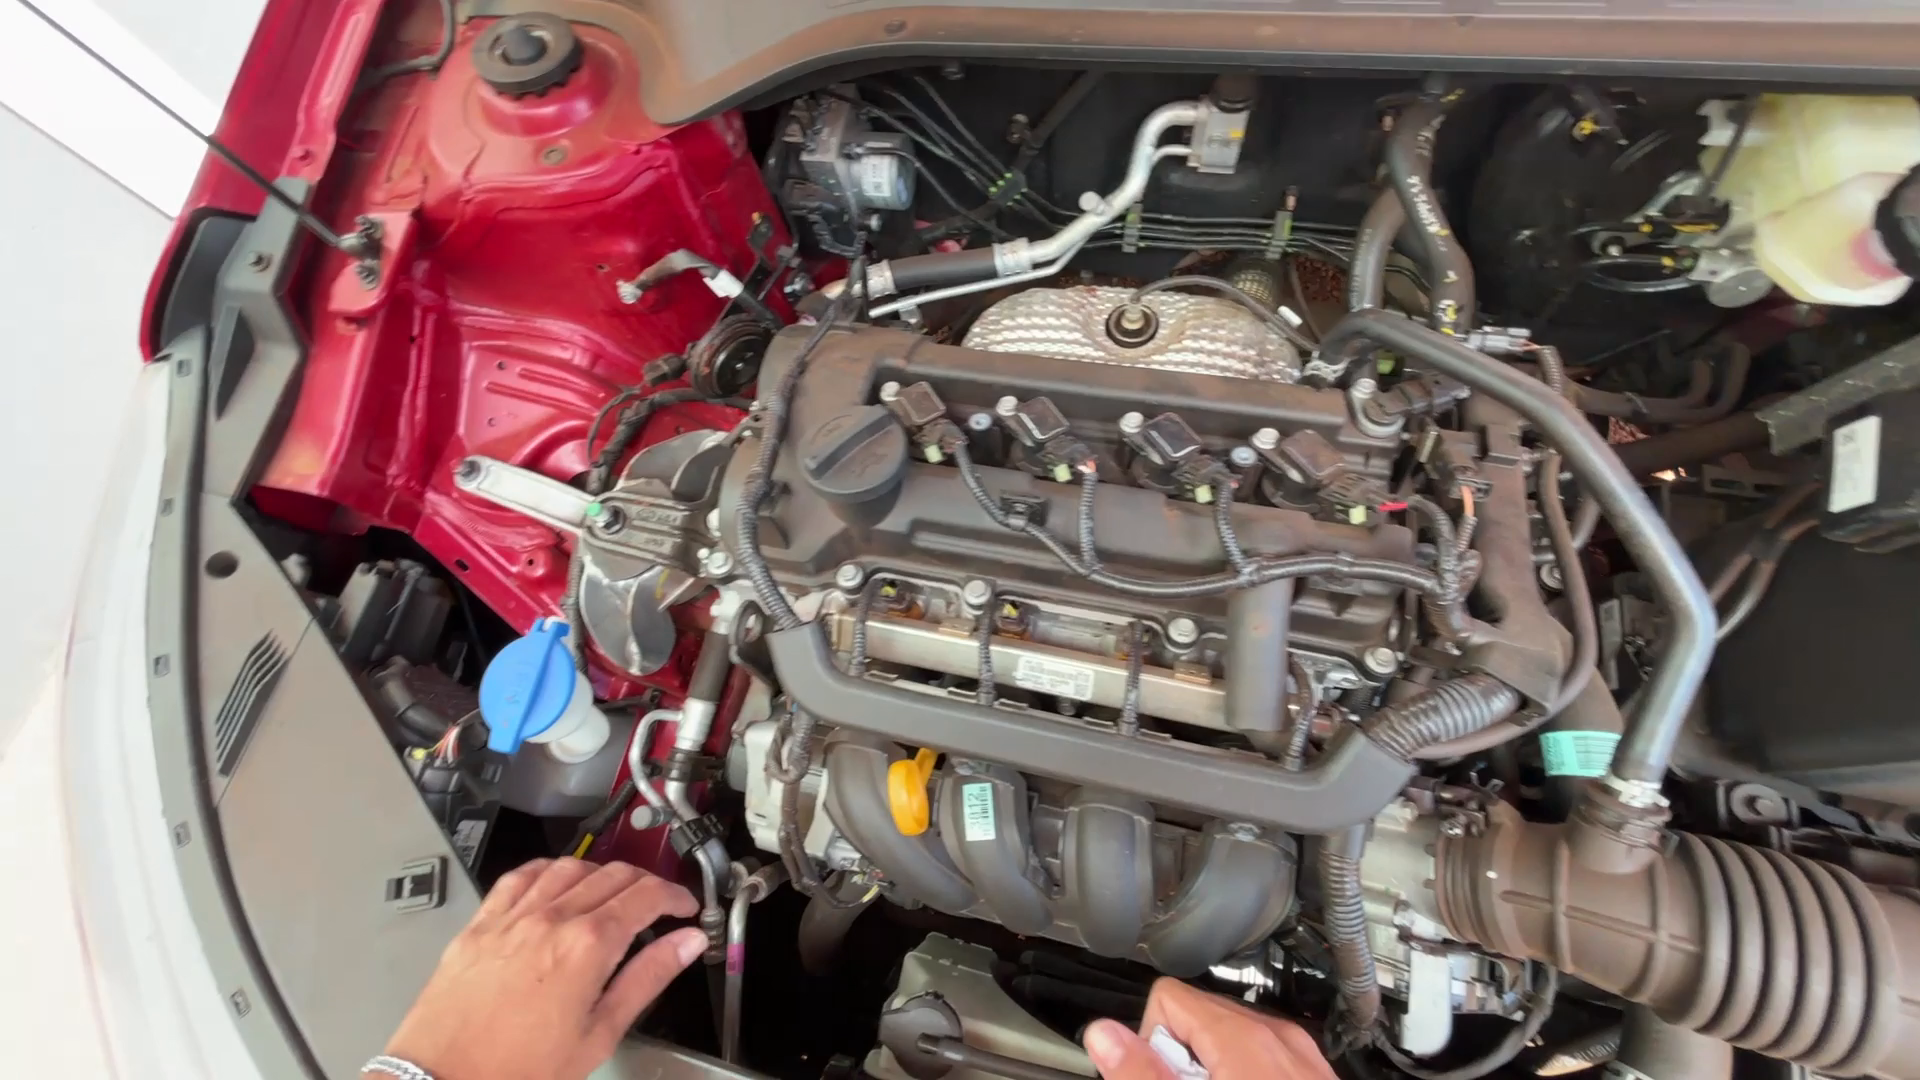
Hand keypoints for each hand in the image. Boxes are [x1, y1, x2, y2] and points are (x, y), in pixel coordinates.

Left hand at [375, 858, 707, 1079]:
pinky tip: (559, 884)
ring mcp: (515, 916)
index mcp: (589, 944)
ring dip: (602, 873)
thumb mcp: (598, 1036)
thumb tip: (689, 941)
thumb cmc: (518, 1075)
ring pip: (573, 866)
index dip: (676, 895)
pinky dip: (550, 870)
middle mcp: (555, 917)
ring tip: (611, 895)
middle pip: (617, 874)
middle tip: (655, 906)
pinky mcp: (480, 924)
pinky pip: (522, 876)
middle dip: (647, 884)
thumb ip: (649, 978)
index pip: (649, 895)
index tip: (684, 907)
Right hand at [1082, 978, 1336, 1079]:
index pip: (1167, 996)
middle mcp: (1280, 1037)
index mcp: (1246, 1038)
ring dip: (1213, 1066)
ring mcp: (1305, 1060)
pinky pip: (1266, 1059)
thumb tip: (1103, 1034)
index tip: (1161, 1076)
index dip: (1153, 1040)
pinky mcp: (1319, 1078)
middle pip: (1199, 1012)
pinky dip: (1247, 1075)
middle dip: (1182, 1056)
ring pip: (1233, 1037)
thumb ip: (1144, 1073)